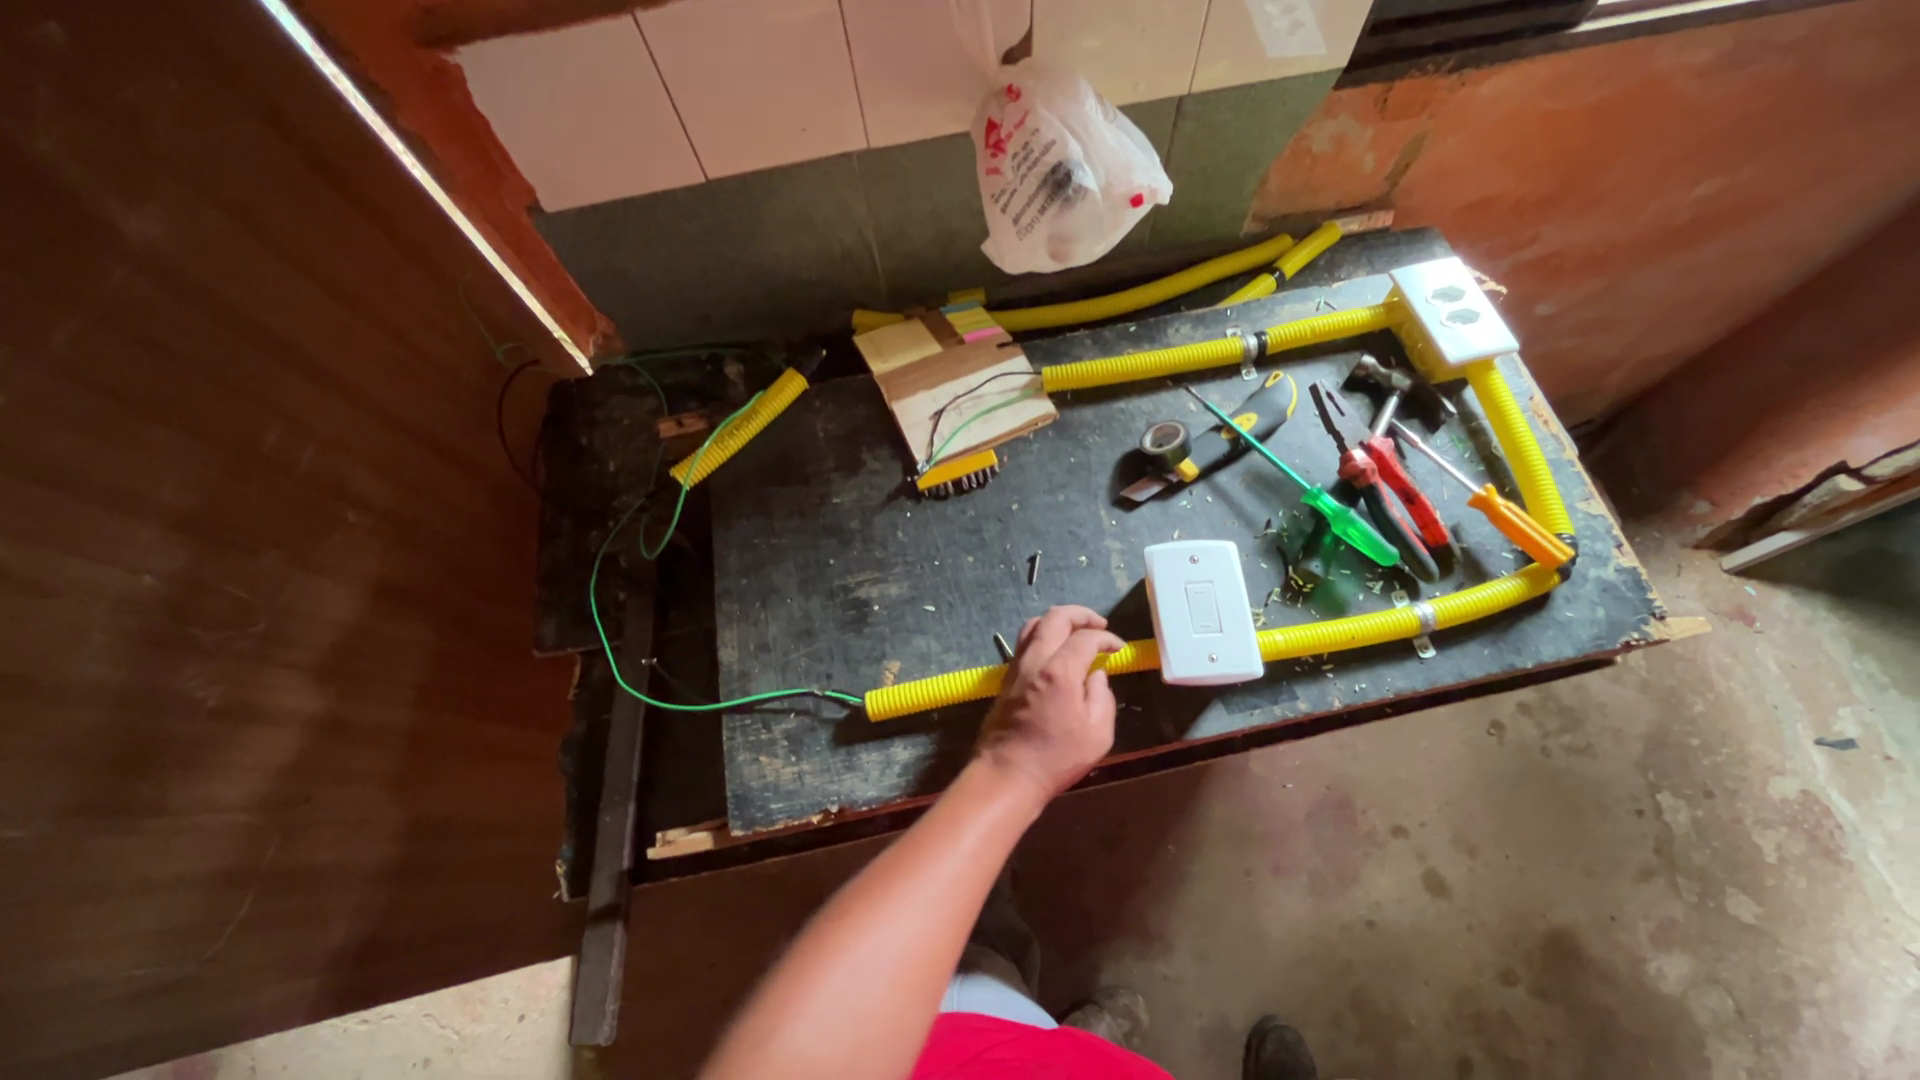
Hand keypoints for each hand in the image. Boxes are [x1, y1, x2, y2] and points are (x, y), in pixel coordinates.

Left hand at [974, 605, 1125, 799]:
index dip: (1107, 638)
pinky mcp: (1005, 679)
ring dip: (1057, 622)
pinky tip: (1055, 654)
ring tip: (1076, 634)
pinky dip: (1042, 637)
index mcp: (1059, 672)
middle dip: (1081, 615)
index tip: (1118, 649)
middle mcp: (1034, 661)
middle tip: (1099, 625)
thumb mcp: (1097, 734)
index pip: (1086, 638)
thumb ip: (1102, 697)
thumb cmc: (1056, 759)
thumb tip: (1096, 674)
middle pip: (1055, 617)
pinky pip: (1023, 644)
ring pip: (1033, 625)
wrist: (1007, 775)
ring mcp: (1016, 668)